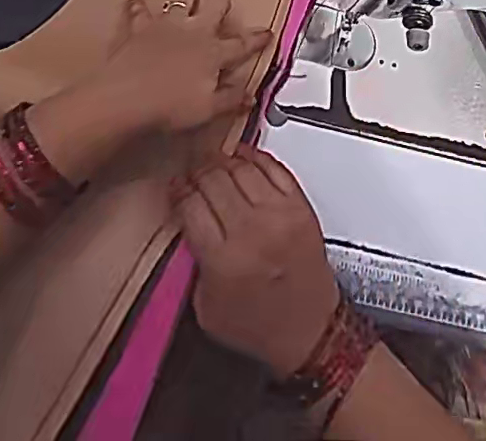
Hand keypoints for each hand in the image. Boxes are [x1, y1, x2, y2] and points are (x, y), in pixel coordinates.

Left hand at [87, 0, 272, 133]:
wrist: (126, 98)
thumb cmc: (169, 106)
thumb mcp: (207, 110)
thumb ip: (231, 99)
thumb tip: (250, 96)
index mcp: (213, 52)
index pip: (242, 44)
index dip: (257, 38)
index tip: (266, 33)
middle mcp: (193, 31)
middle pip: (215, 4)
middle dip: (221, 1)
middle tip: (222, 4)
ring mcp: (166, 25)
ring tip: (188, 0)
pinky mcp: (140, 27)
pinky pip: (140, 9)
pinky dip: (140, 6)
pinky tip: (137, 3)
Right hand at [175, 148, 339, 376]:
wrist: (309, 330)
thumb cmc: (259, 324)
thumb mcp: (206, 306)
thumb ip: (192, 260)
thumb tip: (184, 216)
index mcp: (224, 260)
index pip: (191, 204)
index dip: (179, 191)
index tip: (176, 188)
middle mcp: (253, 232)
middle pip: (214, 179)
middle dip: (197, 173)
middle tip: (192, 174)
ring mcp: (279, 215)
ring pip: (242, 167)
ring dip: (222, 161)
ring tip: (214, 163)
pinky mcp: (300, 206)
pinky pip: (273, 167)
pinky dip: (255, 156)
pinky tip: (243, 157)